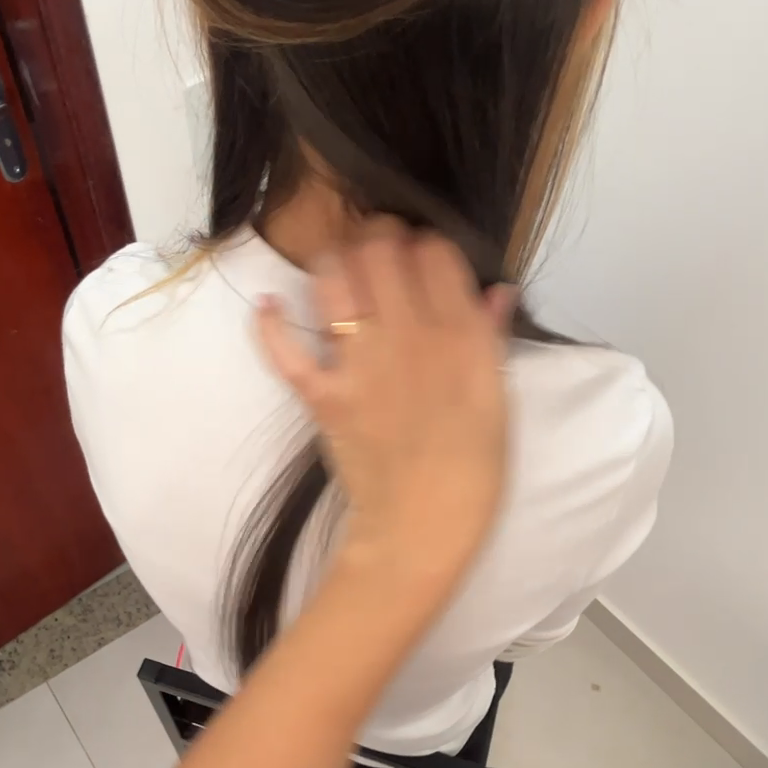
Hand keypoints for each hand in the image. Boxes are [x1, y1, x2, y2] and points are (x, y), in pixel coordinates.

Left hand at [255, 217, 514, 586]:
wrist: (422, 527)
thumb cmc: (472, 472)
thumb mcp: (498, 402)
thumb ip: (491, 340)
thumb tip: (495, 293)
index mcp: (461, 335)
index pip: (435, 251)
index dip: (425, 247)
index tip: (420, 264)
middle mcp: (409, 335)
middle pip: (380, 249)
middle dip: (375, 240)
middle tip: (376, 260)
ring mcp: (361, 363)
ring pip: (332, 277)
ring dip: (331, 264)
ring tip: (336, 276)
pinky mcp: (323, 395)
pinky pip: (284, 349)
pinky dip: (270, 325)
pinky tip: (268, 306)